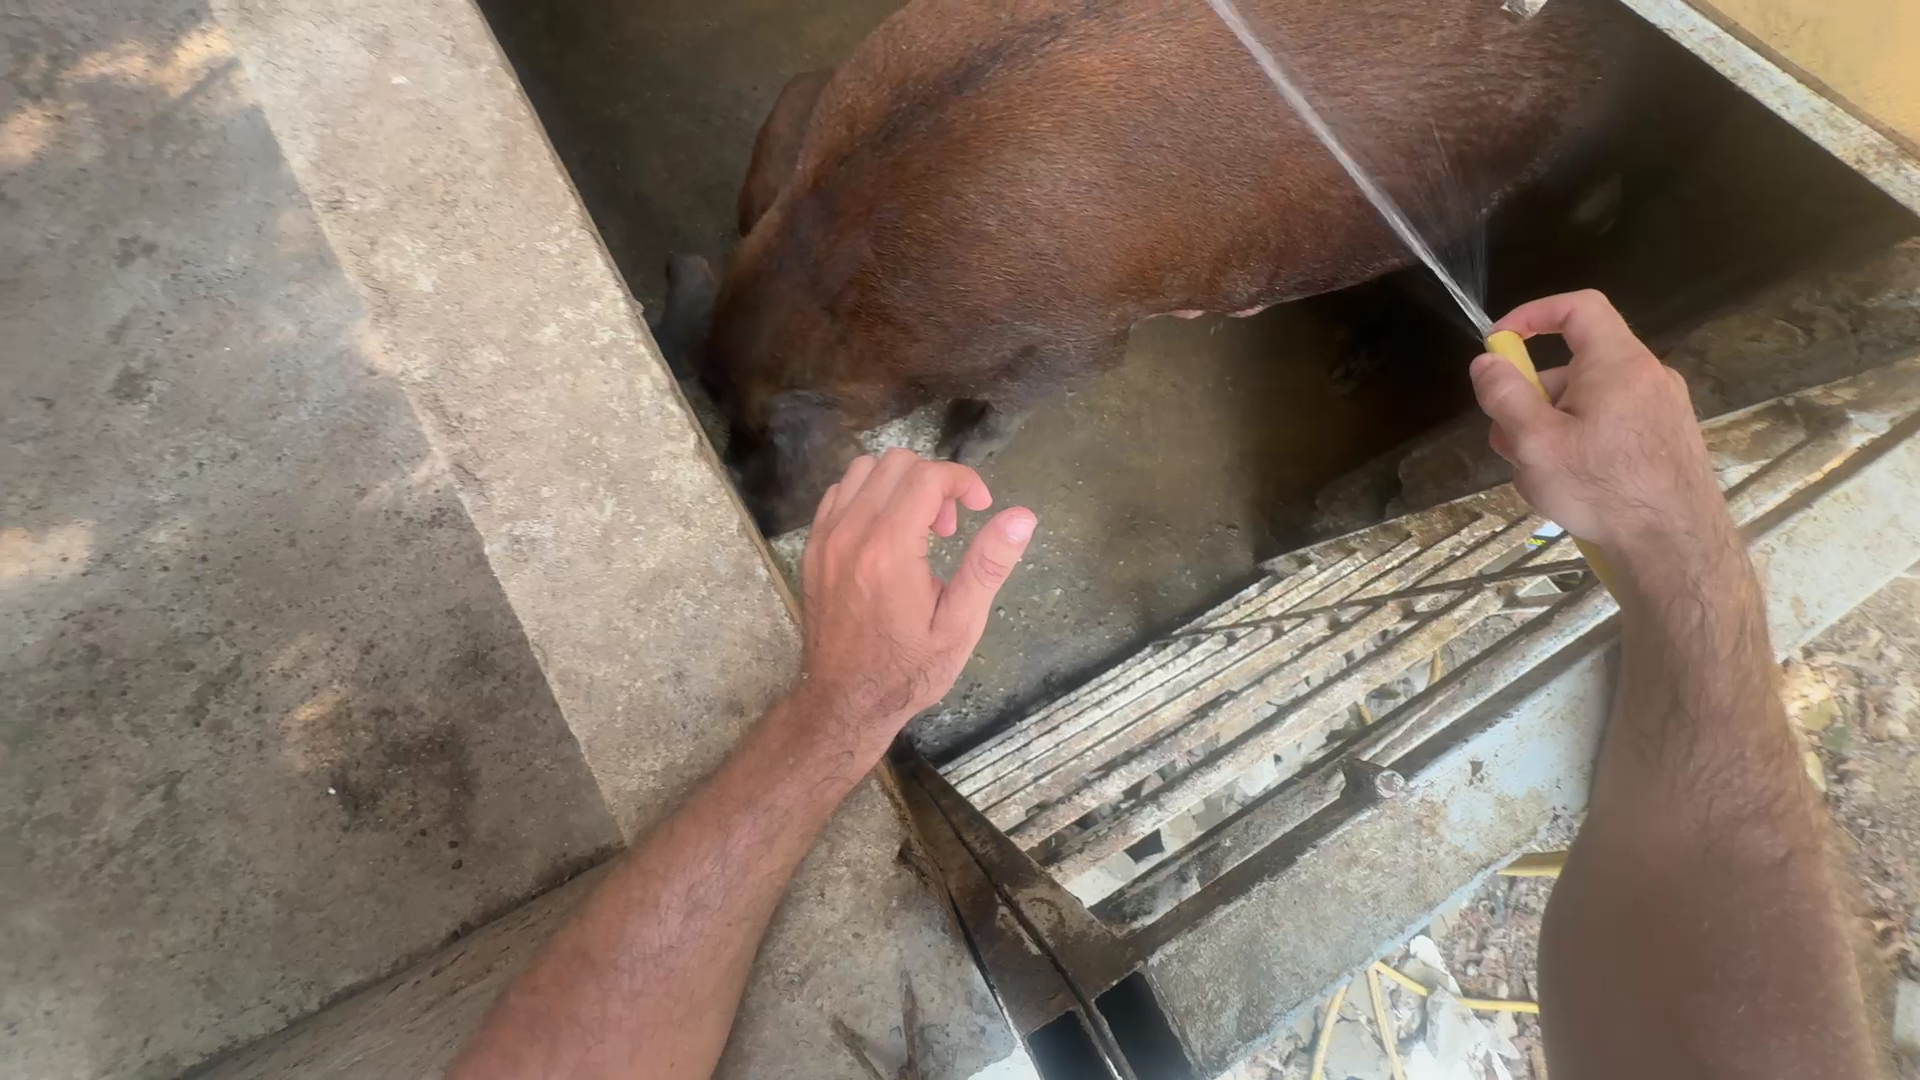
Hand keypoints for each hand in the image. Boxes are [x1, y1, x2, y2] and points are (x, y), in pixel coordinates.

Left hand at [789, 448, 1036, 754]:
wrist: (845, 700)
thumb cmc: (909, 668)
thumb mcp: (960, 624)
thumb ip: (989, 565)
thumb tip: (1023, 516)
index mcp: (889, 550)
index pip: (928, 476)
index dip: (963, 480)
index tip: (981, 506)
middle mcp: (850, 532)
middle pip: (896, 463)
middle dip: (934, 481)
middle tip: (949, 527)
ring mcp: (824, 538)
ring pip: (864, 470)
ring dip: (900, 484)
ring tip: (918, 527)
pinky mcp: (812, 547)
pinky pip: (839, 493)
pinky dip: (870, 495)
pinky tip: (887, 532)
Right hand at [1470, 290, 1730, 576]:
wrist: (1671, 540)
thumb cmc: (1599, 486)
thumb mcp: (1534, 441)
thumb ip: (1504, 396)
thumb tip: (1486, 361)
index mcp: (1616, 365)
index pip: (1578, 308)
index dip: (1532, 314)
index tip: (1496, 343)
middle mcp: (1644, 376)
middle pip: (1568, 368)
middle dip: (1527, 399)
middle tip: (1508, 441)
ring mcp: (1656, 407)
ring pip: (1580, 403)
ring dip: (1544, 430)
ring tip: (1536, 474)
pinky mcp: (1659, 436)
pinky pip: (1601, 425)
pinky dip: (1571, 444)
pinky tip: (1566, 482)